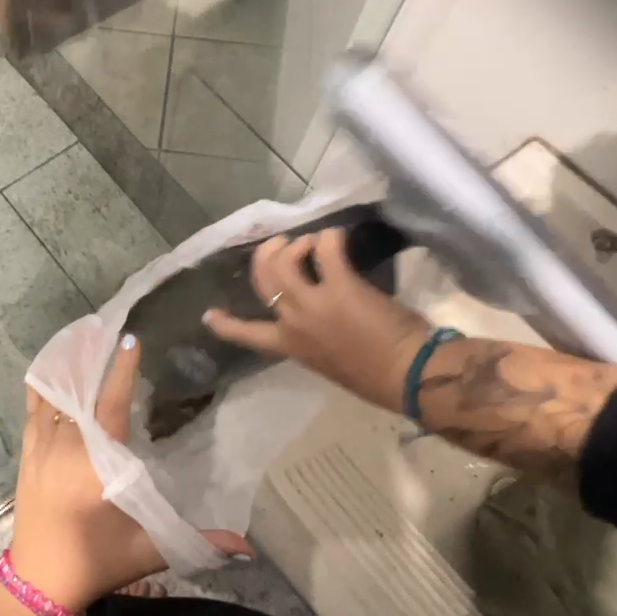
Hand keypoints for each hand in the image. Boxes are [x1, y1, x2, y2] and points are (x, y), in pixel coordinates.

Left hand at [7, 336, 253, 611]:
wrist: (39, 584)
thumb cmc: (97, 563)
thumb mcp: (149, 551)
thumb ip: (198, 541)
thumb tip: (248, 548)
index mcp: (97, 463)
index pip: (111, 405)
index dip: (121, 372)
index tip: (130, 341)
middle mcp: (66, 448)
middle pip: (77, 391)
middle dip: (89, 357)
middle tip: (99, 325)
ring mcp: (41, 450)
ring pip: (50, 396)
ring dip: (63, 367)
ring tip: (75, 337)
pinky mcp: (26, 459)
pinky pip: (30, 414)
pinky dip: (39, 390)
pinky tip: (43, 372)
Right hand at [203, 228, 430, 413]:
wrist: (407, 375)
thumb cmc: (375, 379)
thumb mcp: (330, 363)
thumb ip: (315, 341)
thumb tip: (319, 321)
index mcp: (290, 348)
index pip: (247, 334)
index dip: (225, 324)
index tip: (209, 314)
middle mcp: (293, 323)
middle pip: (262, 279)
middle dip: (267, 255)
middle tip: (283, 244)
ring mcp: (314, 303)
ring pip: (283, 261)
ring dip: (295, 244)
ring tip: (311, 241)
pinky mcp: (341, 286)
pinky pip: (325, 250)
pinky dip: (329, 238)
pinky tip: (337, 236)